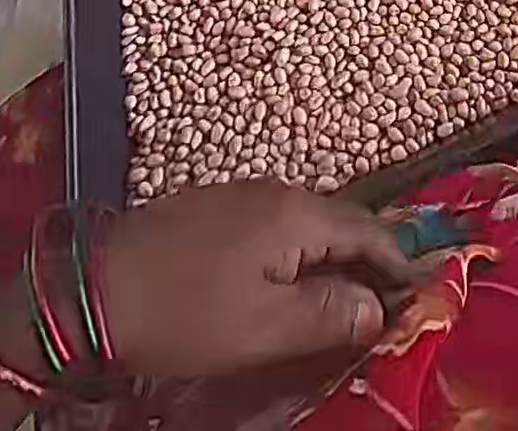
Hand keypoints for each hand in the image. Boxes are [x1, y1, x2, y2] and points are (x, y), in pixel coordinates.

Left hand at [101, 181, 415, 378]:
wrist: (98, 285)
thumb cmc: (187, 310)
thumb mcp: (263, 327)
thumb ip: (327, 313)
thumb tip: (376, 306)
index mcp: (295, 213)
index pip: (367, 231)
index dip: (397, 262)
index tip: (419, 292)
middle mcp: (276, 190)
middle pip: (340, 221)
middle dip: (366, 259)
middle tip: (385, 302)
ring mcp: (245, 193)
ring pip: (309, 222)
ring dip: (332, 255)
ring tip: (344, 297)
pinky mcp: (220, 205)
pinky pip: (278, 223)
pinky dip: (299, 251)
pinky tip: (291, 280)